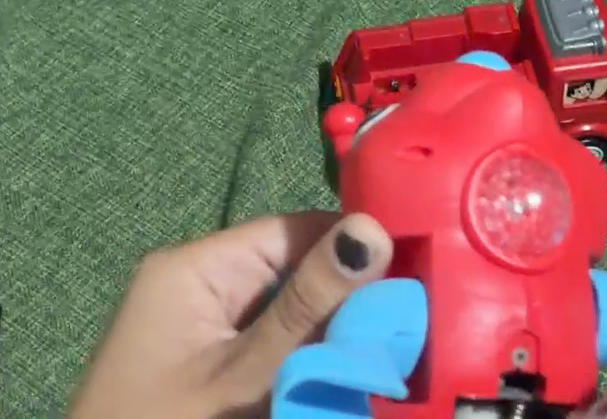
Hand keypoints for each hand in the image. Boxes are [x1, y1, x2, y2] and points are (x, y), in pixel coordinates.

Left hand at [69, 211, 392, 418]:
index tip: (413, 271)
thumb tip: (374, 229)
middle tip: (402, 328)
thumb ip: (306, 306)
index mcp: (193, 266)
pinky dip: (300, 361)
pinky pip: (268, 343)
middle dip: (342, 301)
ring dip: (326, 336)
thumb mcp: (239, 378)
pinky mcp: (204, 362)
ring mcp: (199, 325)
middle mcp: (196, 281)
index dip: (351, 248)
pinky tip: (336, 378)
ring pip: (286, 310)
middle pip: (292, 270)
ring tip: (381, 353)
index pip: (293, 231)